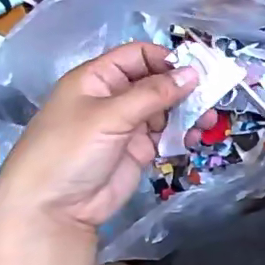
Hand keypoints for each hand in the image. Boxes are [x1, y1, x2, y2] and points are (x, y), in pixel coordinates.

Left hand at [0, 42, 204, 234]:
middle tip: (212, 97)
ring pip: (168, 108)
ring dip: (189, 112)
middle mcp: (115, 97)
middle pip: (159, 82)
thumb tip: (193, 73)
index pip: (139, 56)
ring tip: (208, 122)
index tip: (197, 71)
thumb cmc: (70, 151)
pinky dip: (184, 134)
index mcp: (98, 79)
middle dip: (186, 88)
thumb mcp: (110, 116)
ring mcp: (128, 124)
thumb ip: (154, 93)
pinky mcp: (139, 149)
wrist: (51, 209)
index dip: (167, 60)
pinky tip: (195, 139)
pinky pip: (168, 133)